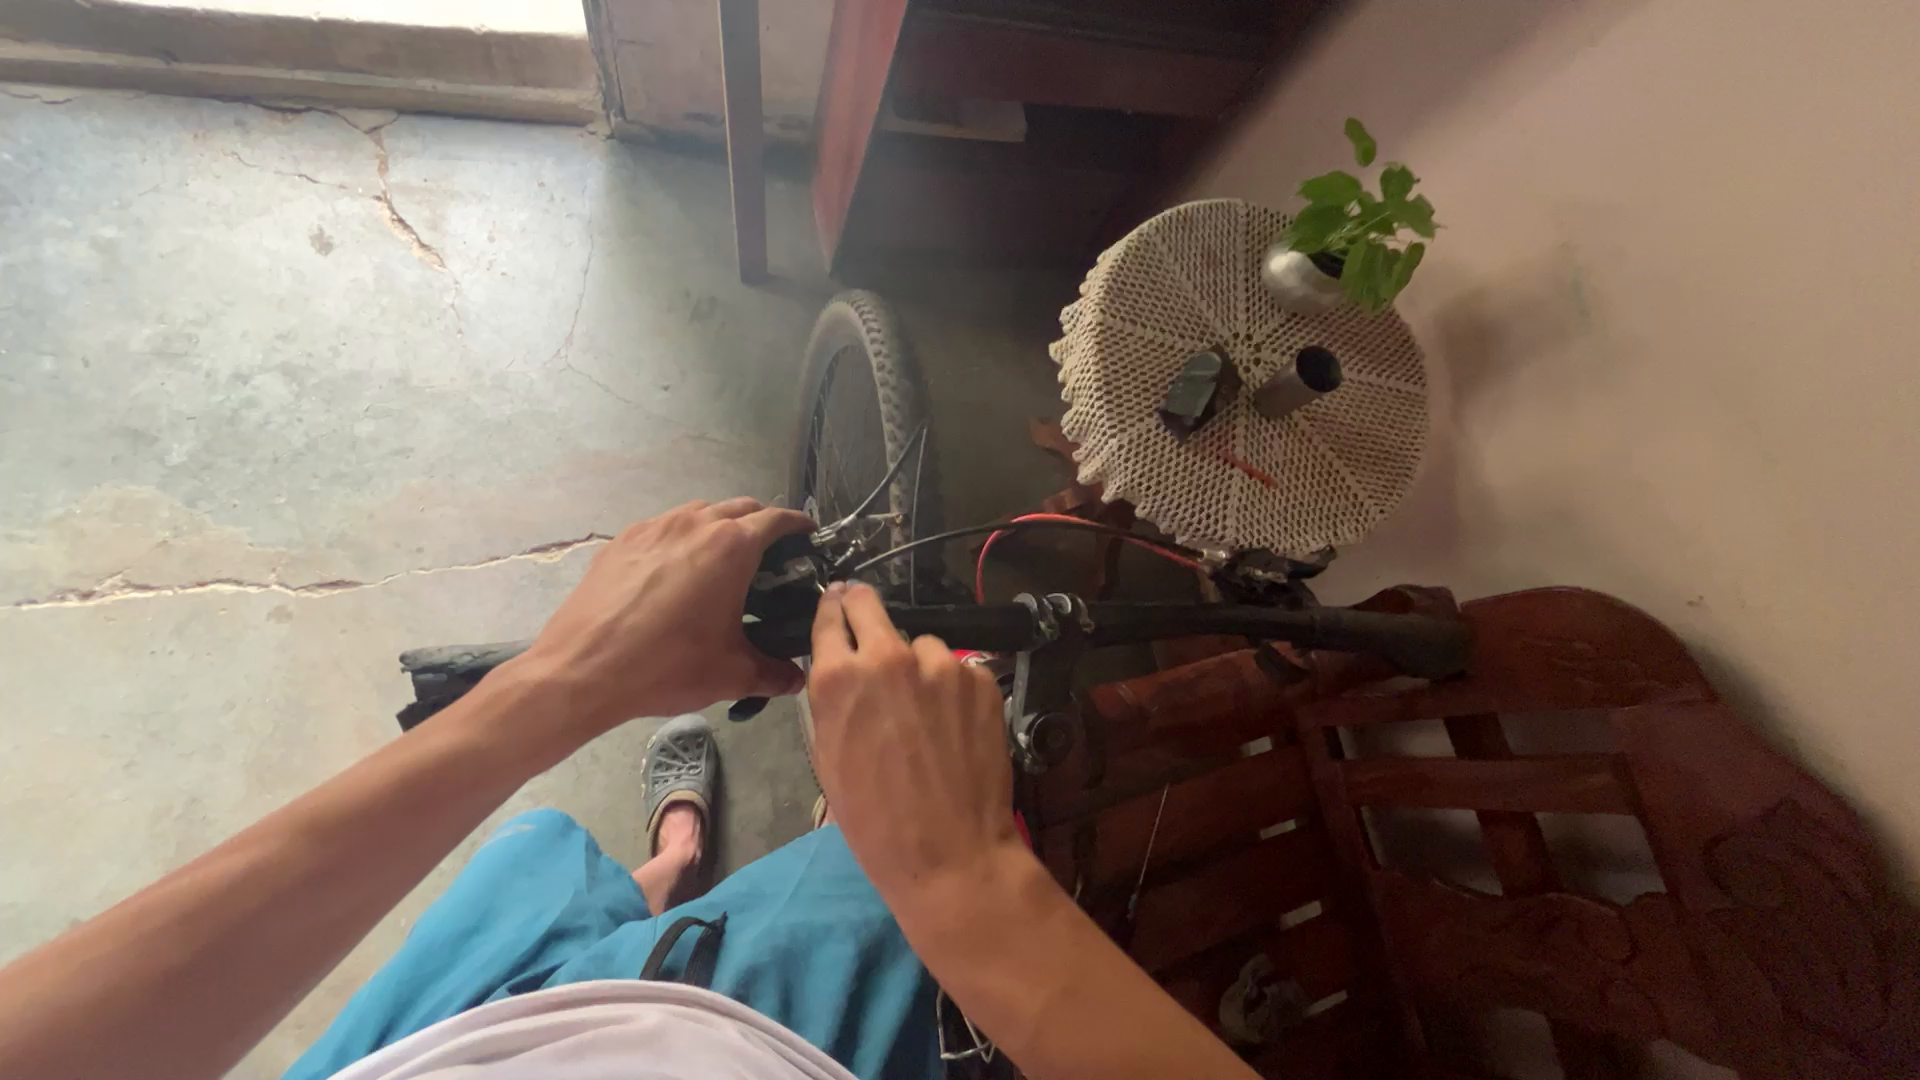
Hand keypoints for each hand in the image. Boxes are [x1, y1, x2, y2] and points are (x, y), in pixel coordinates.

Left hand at [513, 498, 812, 740]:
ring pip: (701, 512)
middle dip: (762, 524)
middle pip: (741, 507)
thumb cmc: (667, 666)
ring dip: (720, 527)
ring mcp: (655, 527)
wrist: (581, 670)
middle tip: (770, 557)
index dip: (799, 526)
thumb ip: (774, 673)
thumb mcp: (732, 674)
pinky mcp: (624, 539)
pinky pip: (666, 526)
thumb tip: (796, 680)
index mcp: (732, 546)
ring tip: (722, 563)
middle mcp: (696, 523)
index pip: (778, 519)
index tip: (809, 538)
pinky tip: (677, 574)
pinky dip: (683, 538)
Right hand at [806, 583, 1020, 898]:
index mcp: (839, 677)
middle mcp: (888, 657)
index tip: (835, 600)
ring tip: (923, 708)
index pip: (829, 617)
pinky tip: (954, 723)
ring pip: (921, 644)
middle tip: (865, 619)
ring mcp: (940, 664)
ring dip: (916, 663)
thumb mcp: (828, 757)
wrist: (949, 852)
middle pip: (869, 603)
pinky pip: (957, 668)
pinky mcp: (979, 678)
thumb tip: (837, 664)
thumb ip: (831, 698)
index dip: (830, 608)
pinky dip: (952, 686)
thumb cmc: (875, 819)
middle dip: (862, 607)